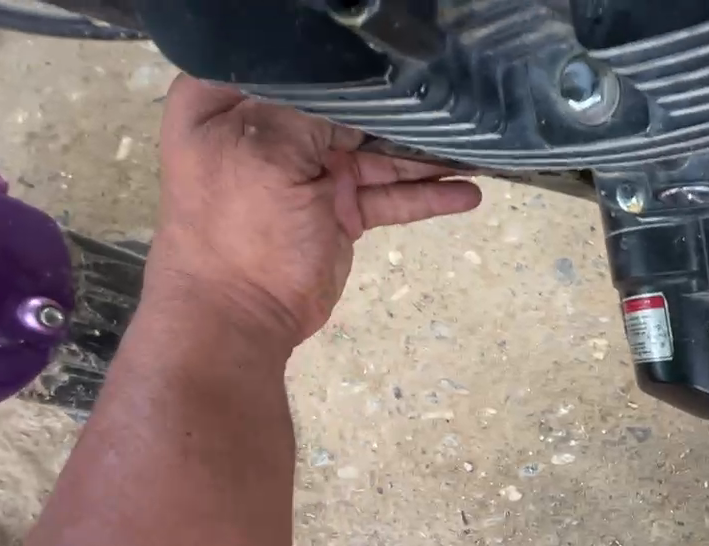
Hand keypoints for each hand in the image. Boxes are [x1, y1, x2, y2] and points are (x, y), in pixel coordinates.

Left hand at [144, 74, 481, 348]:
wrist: (245, 309)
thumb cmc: (241, 227)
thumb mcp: (265, 153)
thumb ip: (306, 116)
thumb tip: (356, 100)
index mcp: (232, 103)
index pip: (298, 74)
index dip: (346, 72)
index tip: (399, 72)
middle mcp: (271, 132)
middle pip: (346, 115)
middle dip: (398, 116)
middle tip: (451, 113)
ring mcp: (310, 175)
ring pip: (378, 158)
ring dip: (427, 159)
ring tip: (477, 156)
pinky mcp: (341, 211)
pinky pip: (390, 196)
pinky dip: (427, 196)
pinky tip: (466, 194)